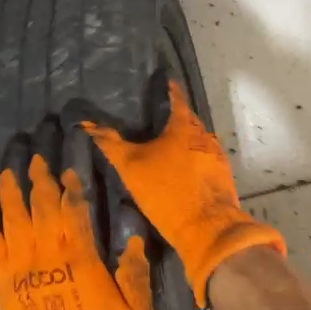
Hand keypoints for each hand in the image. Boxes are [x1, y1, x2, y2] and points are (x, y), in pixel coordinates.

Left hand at [0, 135, 153, 309]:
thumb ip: (135, 268)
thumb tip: (132, 230)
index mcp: (82, 258)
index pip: (74, 208)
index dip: (69, 181)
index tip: (66, 160)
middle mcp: (48, 255)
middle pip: (40, 205)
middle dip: (37, 175)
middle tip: (34, 150)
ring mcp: (22, 269)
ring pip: (12, 219)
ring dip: (9, 190)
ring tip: (7, 167)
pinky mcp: (4, 285)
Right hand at [82, 82, 285, 306]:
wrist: (208, 229)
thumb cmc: (167, 192)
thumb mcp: (132, 168)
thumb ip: (111, 144)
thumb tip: (87, 124)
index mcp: (183, 127)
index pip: (178, 99)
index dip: (170, 89)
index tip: (166, 80)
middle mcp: (204, 136)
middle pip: (190, 120)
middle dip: (177, 117)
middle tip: (160, 117)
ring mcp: (217, 157)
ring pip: (199, 141)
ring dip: (186, 140)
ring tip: (169, 145)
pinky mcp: (223, 177)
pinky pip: (205, 159)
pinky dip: (194, 159)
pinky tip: (184, 171)